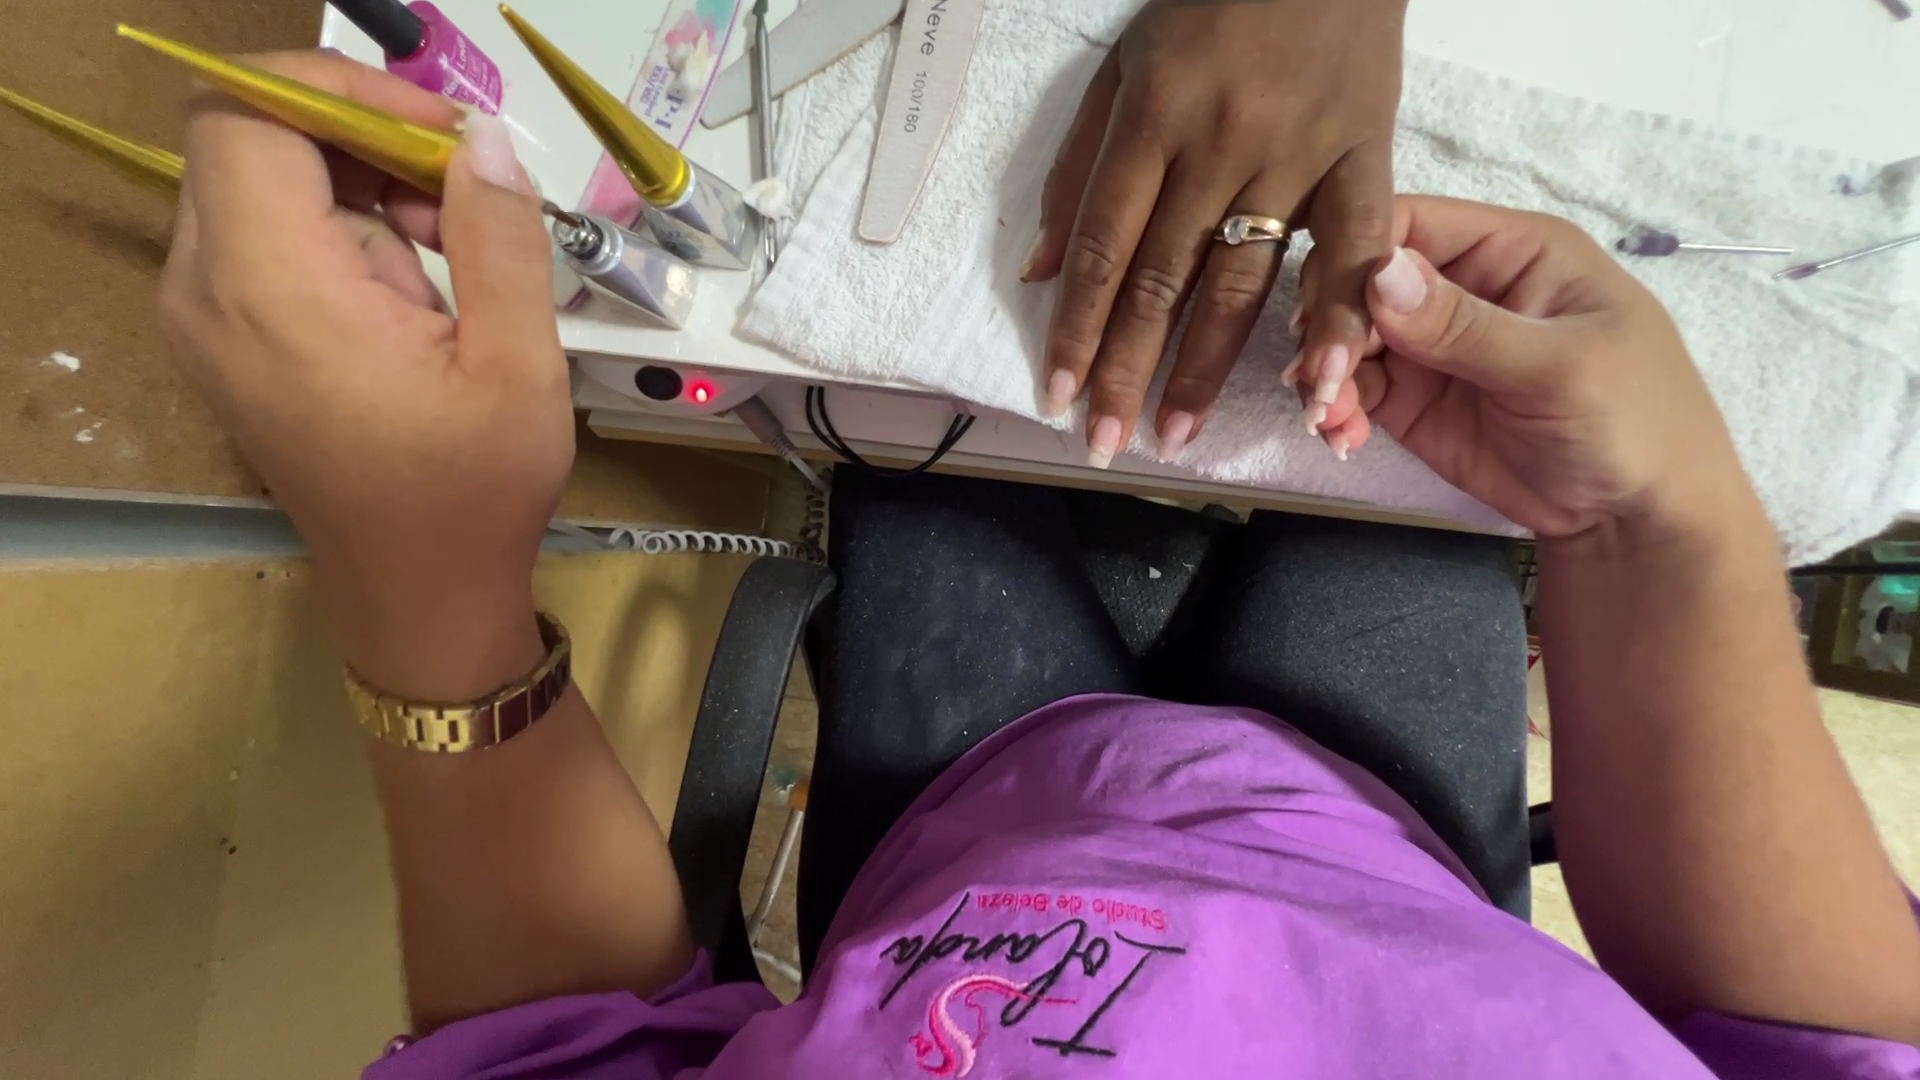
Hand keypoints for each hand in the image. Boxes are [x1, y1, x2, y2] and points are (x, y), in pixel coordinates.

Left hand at [161, 53, 571, 698]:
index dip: (349, 93)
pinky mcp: (236, 345)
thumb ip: (502, 245)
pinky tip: (422, 312)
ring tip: (460, 278)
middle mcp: (209, 291)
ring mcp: (212, 321)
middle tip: (474, 218)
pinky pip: (277, 252)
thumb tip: (487, 143)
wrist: (424, 589)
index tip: (451, 135)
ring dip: (372, 207)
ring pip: (272, 199)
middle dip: (376, 156)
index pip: (252, 112)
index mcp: (275, 290)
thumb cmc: (478, 489)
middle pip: (260, 149)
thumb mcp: (518, 367)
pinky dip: (353, 249)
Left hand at [1024, 0, 1405, 466]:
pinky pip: (1353, 246)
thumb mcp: (1117, 69)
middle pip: (1159, 282)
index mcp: (1150, 120)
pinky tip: (1319, 384)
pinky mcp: (1364, 154)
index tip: (1058, 398)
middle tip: (1105, 444)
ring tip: (1173, 438)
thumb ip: (1076, 172)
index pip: (1101, 252)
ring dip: (1205, 370)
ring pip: (1240, 282)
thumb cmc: (1208, 1)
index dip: (1076, 331)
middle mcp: (1217, 147)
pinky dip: (1339, 315)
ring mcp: (1294, 155)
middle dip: (1127, 372)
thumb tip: (1040, 272)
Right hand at [1327, 196, 1750, 539]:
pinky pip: (1348, 390)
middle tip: (1319, 380)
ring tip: (1329, 420)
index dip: (1353, 261)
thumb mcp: (1555, 366)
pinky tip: (1342, 438)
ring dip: (1324, 378)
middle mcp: (1455, 288)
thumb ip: (1464, 324)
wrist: (1623, 513)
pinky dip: (1334, 412)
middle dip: (1329, 331)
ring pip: (1343, 340)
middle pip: (1358, 283)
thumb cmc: (1627, 419)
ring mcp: (1425, 346)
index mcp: (1506, 252)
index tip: (1324, 317)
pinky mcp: (1404, 397)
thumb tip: (1379, 275)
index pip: (1405, 226)